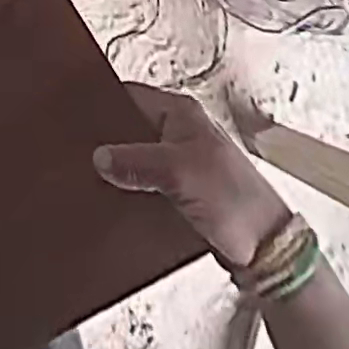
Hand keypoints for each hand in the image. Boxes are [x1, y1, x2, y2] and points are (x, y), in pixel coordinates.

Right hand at [92, 83, 291, 266]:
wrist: (270, 254)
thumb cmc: (237, 203)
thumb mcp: (177, 172)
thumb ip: (134, 160)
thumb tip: (100, 157)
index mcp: (181, 112)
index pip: (129, 94)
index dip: (104, 101)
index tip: (78, 110)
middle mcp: (180, 131)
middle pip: (130, 124)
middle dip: (109, 137)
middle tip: (82, 143)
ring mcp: (180, 159)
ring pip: (135, 153)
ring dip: (119, 164)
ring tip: (94, 169)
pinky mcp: (179, 186)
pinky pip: (143, 177)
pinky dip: (130, 184)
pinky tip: (114, 191)